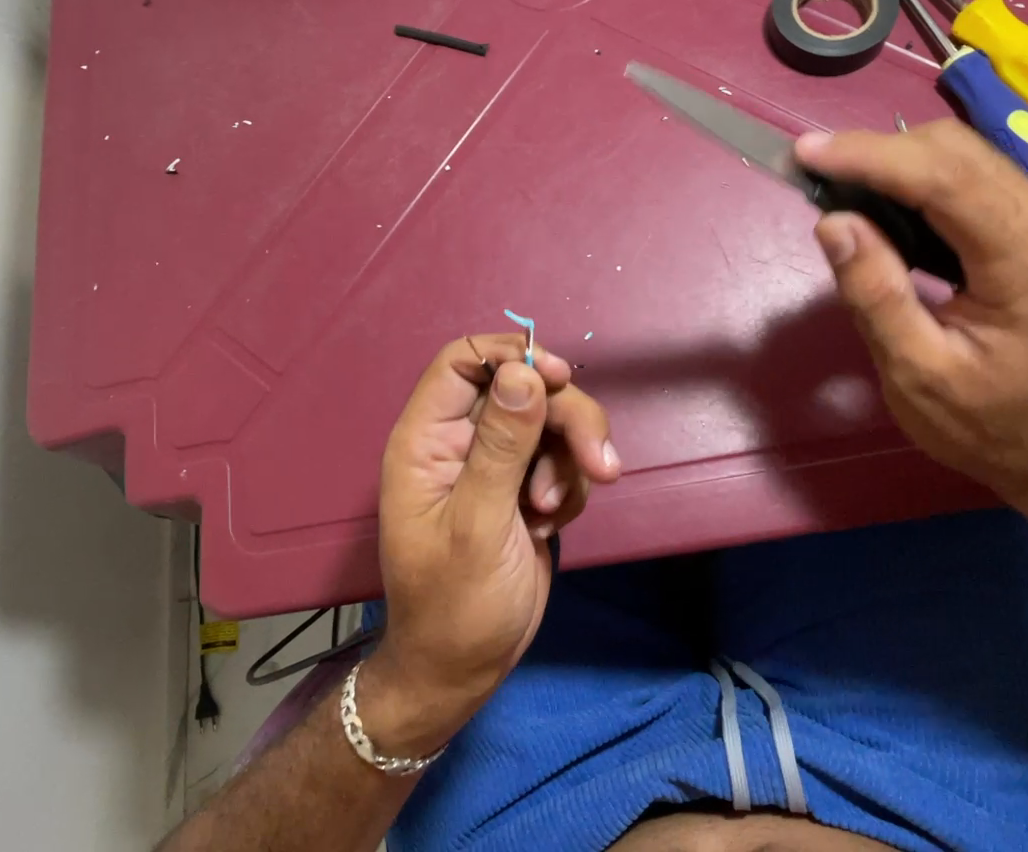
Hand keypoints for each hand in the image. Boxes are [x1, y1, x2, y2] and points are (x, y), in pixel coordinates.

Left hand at [361, 334, 618, 757]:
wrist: (465, 669)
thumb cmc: (455, 604)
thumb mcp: (478, 524)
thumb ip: (501, 446)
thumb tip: (524, 371)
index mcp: (427, 439)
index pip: (463, 361)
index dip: (512, 357)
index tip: (561, 378)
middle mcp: (460, 441)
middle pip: (525, 390)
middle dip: (567, 422)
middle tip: (599, 467)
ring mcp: (495, 465)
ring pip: (552, 425)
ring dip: (569, 463)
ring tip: (550, 514)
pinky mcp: (525, 488)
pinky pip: (562, 461)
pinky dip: (568, 488)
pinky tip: (549, 527)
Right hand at [795, 119, 1027, 530]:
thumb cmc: (991, 426)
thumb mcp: (917, 374)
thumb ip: (875, 295)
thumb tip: (833, 222)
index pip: (948, 180)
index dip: (873, 157)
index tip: (807, 153)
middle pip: (960, 153)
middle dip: (878, 152)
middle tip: (812, 172)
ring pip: (968, 156)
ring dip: (896, 161)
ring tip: (838, 184)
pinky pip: (976, 178)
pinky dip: (919, 178)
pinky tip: (882, 202)